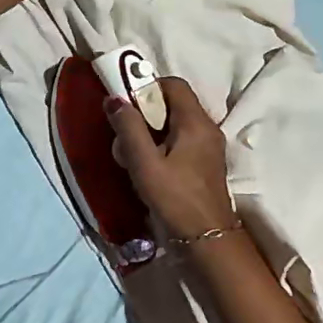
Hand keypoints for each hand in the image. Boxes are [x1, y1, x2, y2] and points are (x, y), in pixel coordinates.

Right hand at [106, 77, 236, 239]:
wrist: (207, 238)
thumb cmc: (174, 199)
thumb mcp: (144, 163)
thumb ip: (128, 128)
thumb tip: (114, 99)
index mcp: (196, 122)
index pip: (173, 84)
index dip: (147, 86)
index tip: (126, 105)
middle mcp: (207, 128)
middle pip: (173, 103)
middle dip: (145, 113)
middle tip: (125, 135)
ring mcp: (209, 146)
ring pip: (175, 124)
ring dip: (150, 132)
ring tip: (133, 155)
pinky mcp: (205, 163)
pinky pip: (181, 141)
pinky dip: (161, 146)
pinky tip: (148, 168)